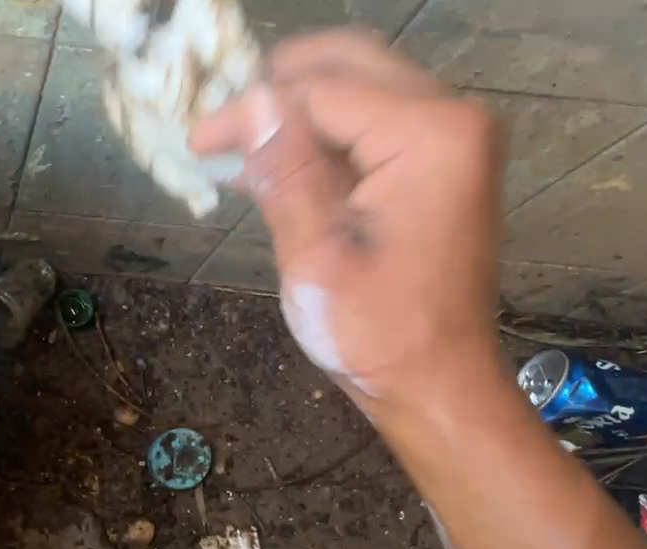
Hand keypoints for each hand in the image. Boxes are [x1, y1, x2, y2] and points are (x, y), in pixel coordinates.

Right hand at [191, 29, 506, 412]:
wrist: (434, 381)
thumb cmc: (373, 330)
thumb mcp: (315, 255)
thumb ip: (285, 171)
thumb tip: (250, 104)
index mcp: (429, 134)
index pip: (323, 92)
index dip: (253, 109)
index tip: (196, 138)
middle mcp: (451, 119)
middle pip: (350, 70)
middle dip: (277, 91)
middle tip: (216, 125)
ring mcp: (450, 142)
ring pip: (360, 95)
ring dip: (297, 116)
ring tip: (234, 149)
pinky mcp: (438, 169)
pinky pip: (372, 133)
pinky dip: (322, 144)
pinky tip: (274, 168)